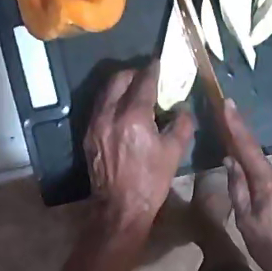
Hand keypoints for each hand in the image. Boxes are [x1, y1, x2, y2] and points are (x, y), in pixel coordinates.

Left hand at [84, 62, 194, 231]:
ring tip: (135, 90)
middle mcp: (110, 114)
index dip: (153, 70)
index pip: (143, 82)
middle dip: (134, 73)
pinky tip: (123, 110)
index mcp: (133, 116)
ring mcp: (95, 124)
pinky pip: (100, 107)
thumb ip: (182, 124)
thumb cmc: (150, 181)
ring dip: (121, 86)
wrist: (120, 207)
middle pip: (119, 79)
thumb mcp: (174, 152)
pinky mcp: (89, 135)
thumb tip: (182, 108)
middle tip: (147, 76)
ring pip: (106, 92)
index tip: (159, 63)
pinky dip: (112, 101)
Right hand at [214, 98, 271, 270]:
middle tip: (252, 213)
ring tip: (270, 223)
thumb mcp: (246, 223)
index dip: (236, 125)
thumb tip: (231, 160)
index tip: (228, 103)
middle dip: (252, 182)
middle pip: (261, 169)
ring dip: (268, 193)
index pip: (248, 148)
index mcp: (270, 184)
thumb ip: (238, 188)